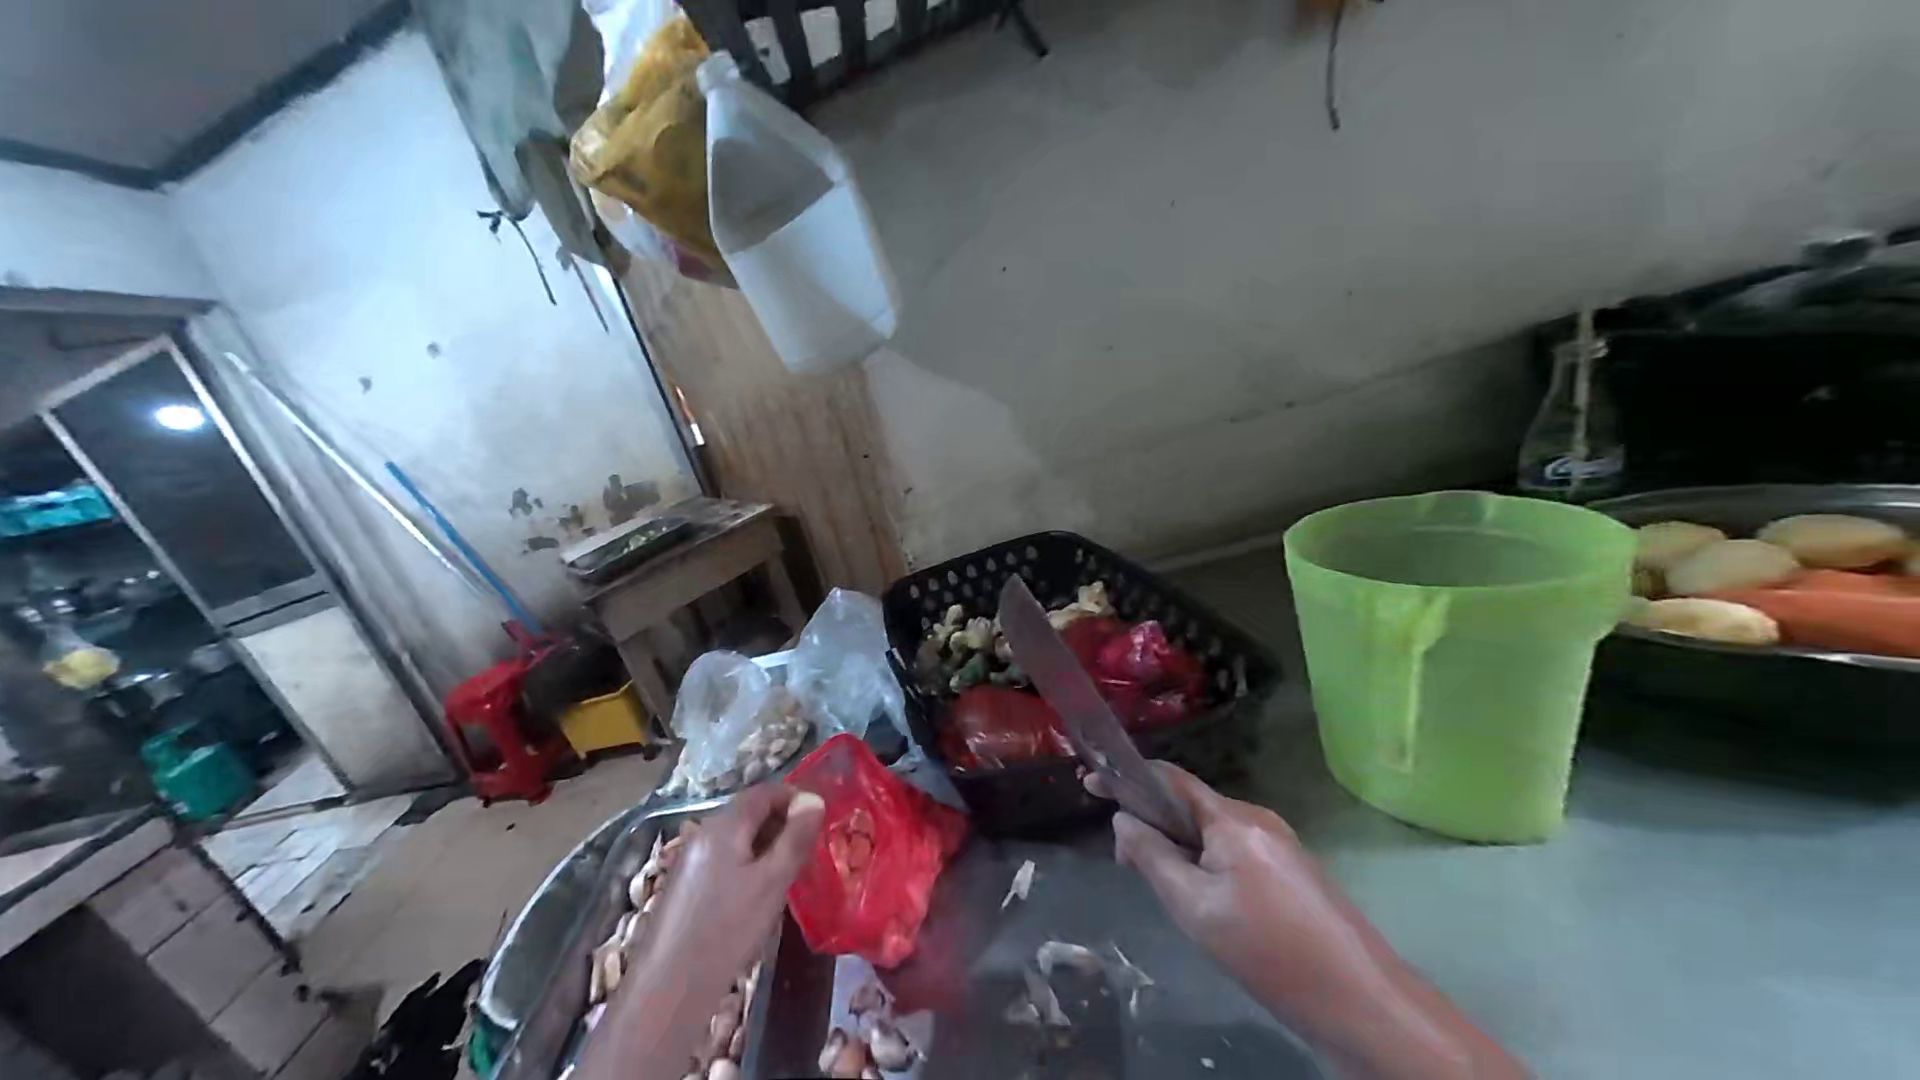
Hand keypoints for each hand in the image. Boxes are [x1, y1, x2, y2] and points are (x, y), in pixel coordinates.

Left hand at [579, 784, 822, 1079]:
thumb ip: (796, 837)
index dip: (795, 798)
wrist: (668, 990)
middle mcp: (703, 833)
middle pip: (749, 811)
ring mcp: (690, 860)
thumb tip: (814, 799)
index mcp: (724, 825)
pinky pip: (723, 858)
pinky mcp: (684, 886)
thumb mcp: (773, 881)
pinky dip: (746, 863)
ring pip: (737, 837)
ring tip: (786, 874)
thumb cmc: (728, 929)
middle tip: (807, 850)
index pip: (765, 791)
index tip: (818, 821)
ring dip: (765, 844)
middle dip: (782, 823)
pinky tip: (756, 894)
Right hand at [1091, 763, 1527, 1079]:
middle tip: (1122, 859)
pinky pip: (1231, 849)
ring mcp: (1277, 842)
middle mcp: (1256, 817)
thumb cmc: (1268, 951)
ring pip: (1209, 830)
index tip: (1089, 780)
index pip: (1168, 778)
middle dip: (1150, 822)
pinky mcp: (1289, 868)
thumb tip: (1122, 818)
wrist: (1363, 1002)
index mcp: (1232, 818)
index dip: (1125, 776)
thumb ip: (1152, 857)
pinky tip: (1196, 895)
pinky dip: (1202, 861)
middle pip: (1187, 805)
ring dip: (1175, 845)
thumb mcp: (1194, 908)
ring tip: (1155, 882)